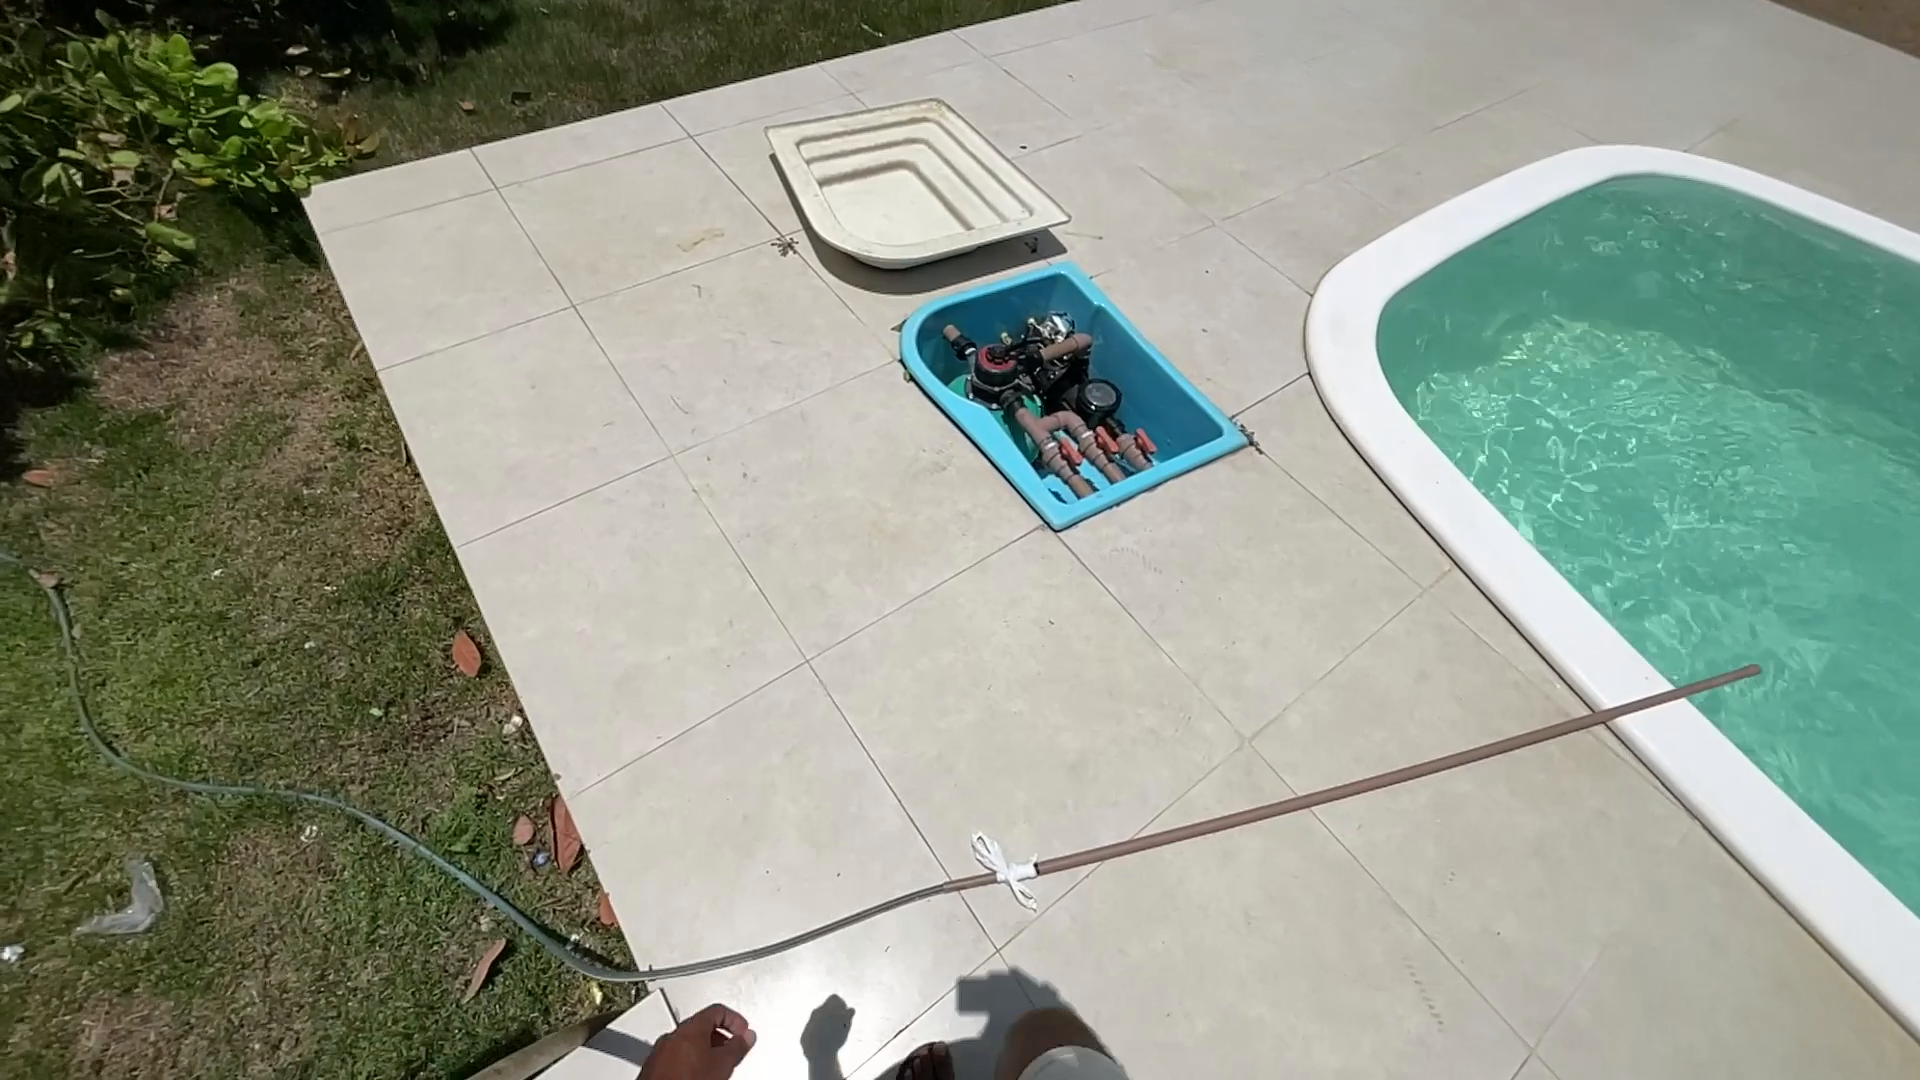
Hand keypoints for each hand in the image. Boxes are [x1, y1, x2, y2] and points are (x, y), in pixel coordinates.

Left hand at [639, 1003, 756, 1079]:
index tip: (743, 1032)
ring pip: (687, 1044)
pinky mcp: (651, 1070)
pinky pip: (674, 1058)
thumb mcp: (723, 1064)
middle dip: (719, 1038)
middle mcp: (672, 1035)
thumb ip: (738, 1046)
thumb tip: (748, 1036)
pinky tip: (695, 1075)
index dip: (735, 1020)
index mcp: (691, 1026)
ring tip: (714, 1068)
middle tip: (731, 1051)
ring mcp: (659, 1052)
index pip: (718, 1010)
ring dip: (703, 1052)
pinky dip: (687, 1063)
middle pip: (702, 1027)